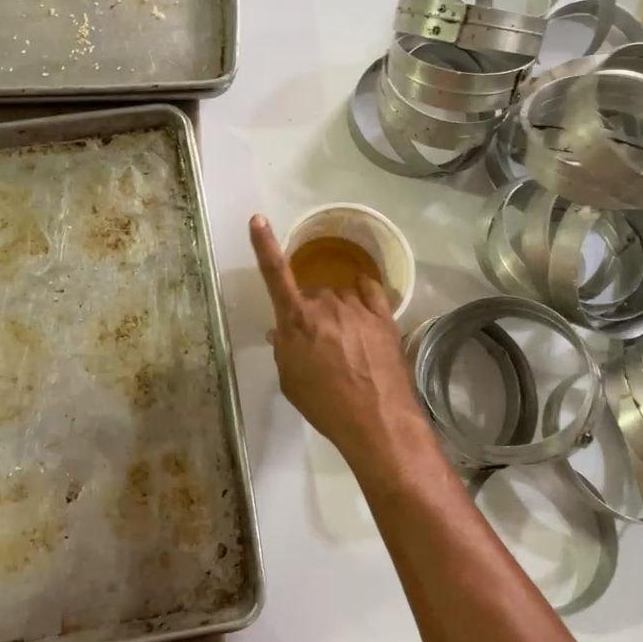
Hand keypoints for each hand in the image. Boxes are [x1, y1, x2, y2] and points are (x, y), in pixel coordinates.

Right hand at [249, 215, 426, 467]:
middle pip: (313, 296)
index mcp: (296, 321)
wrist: (376, 422)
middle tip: (318, 348)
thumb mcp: (291, 381)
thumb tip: (283, 331)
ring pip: (340, 297)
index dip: (264, 246)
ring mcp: (357, 308)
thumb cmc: (325, 406)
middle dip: (312, 315)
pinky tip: (362, 309)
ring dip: (338, 313)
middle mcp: (326, 306)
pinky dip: (362, 296)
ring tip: (346, 347)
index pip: (275, 275)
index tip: (258, 219)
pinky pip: (369, 291)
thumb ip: (284, 350)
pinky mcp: (384, 316)